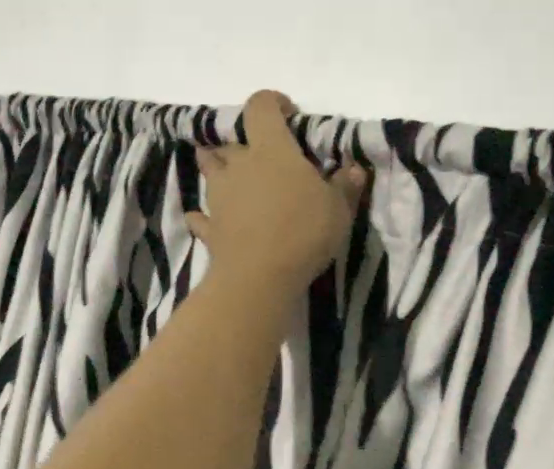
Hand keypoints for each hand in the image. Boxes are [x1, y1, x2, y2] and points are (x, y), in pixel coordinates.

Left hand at [187, 91, 366, 297]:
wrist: (258, 279)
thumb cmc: (302, 234)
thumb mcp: (338, 210)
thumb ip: (345, 187)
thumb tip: (353, 170)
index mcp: (270, 149)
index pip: (261, 106)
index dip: (272, 103)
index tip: (287, 113)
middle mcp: (238, 166)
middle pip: (231, 142)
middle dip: (241, 144)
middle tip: (259, 157)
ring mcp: (218, 198)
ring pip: (210, 172)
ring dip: (217, 171)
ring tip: (230, 179)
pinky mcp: (209, 230)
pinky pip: (201, 217)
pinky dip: (203, 216)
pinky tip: (204, 219)